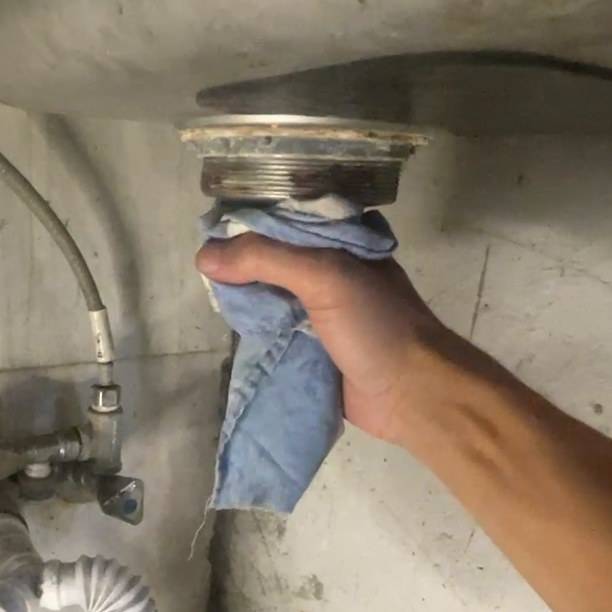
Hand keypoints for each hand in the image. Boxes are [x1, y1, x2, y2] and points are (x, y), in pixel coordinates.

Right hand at [196, 235, 460, 443]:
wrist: (411, 393)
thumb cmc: (377, 326)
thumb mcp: (325, 277)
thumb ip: (266, 260)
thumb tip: (204, 256)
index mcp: (340, 241)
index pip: (284, 218)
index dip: (246, 222)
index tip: (206, 230)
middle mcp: (329, 270)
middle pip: (272, 257)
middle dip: (238, 262)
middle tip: (201, 267)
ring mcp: (320, 310)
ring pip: (269, 295)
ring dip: (242, 298)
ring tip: (206, 294)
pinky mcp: (312, 347)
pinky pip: (273, 331)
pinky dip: (252, 330)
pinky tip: (228, 327)